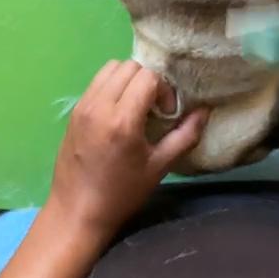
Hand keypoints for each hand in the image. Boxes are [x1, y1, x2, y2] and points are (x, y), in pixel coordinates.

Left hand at [47, 61, 205, 237]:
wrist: (77, 210)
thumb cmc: (122, 193)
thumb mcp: (159, 167)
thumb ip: (185, 136)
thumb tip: (204, 111)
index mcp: (122, 120)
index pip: (147, 76)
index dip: (164, 90)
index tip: (166, 114)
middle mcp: (99, 105)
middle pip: (129, 66)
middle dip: (148, 81)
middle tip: (153, 108)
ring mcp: (83, 105)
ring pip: (110, 68)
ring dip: (129, 79)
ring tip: (136, 106)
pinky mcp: (74, 110)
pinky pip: (96, 82)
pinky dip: (112, 86)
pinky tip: (118, 112)